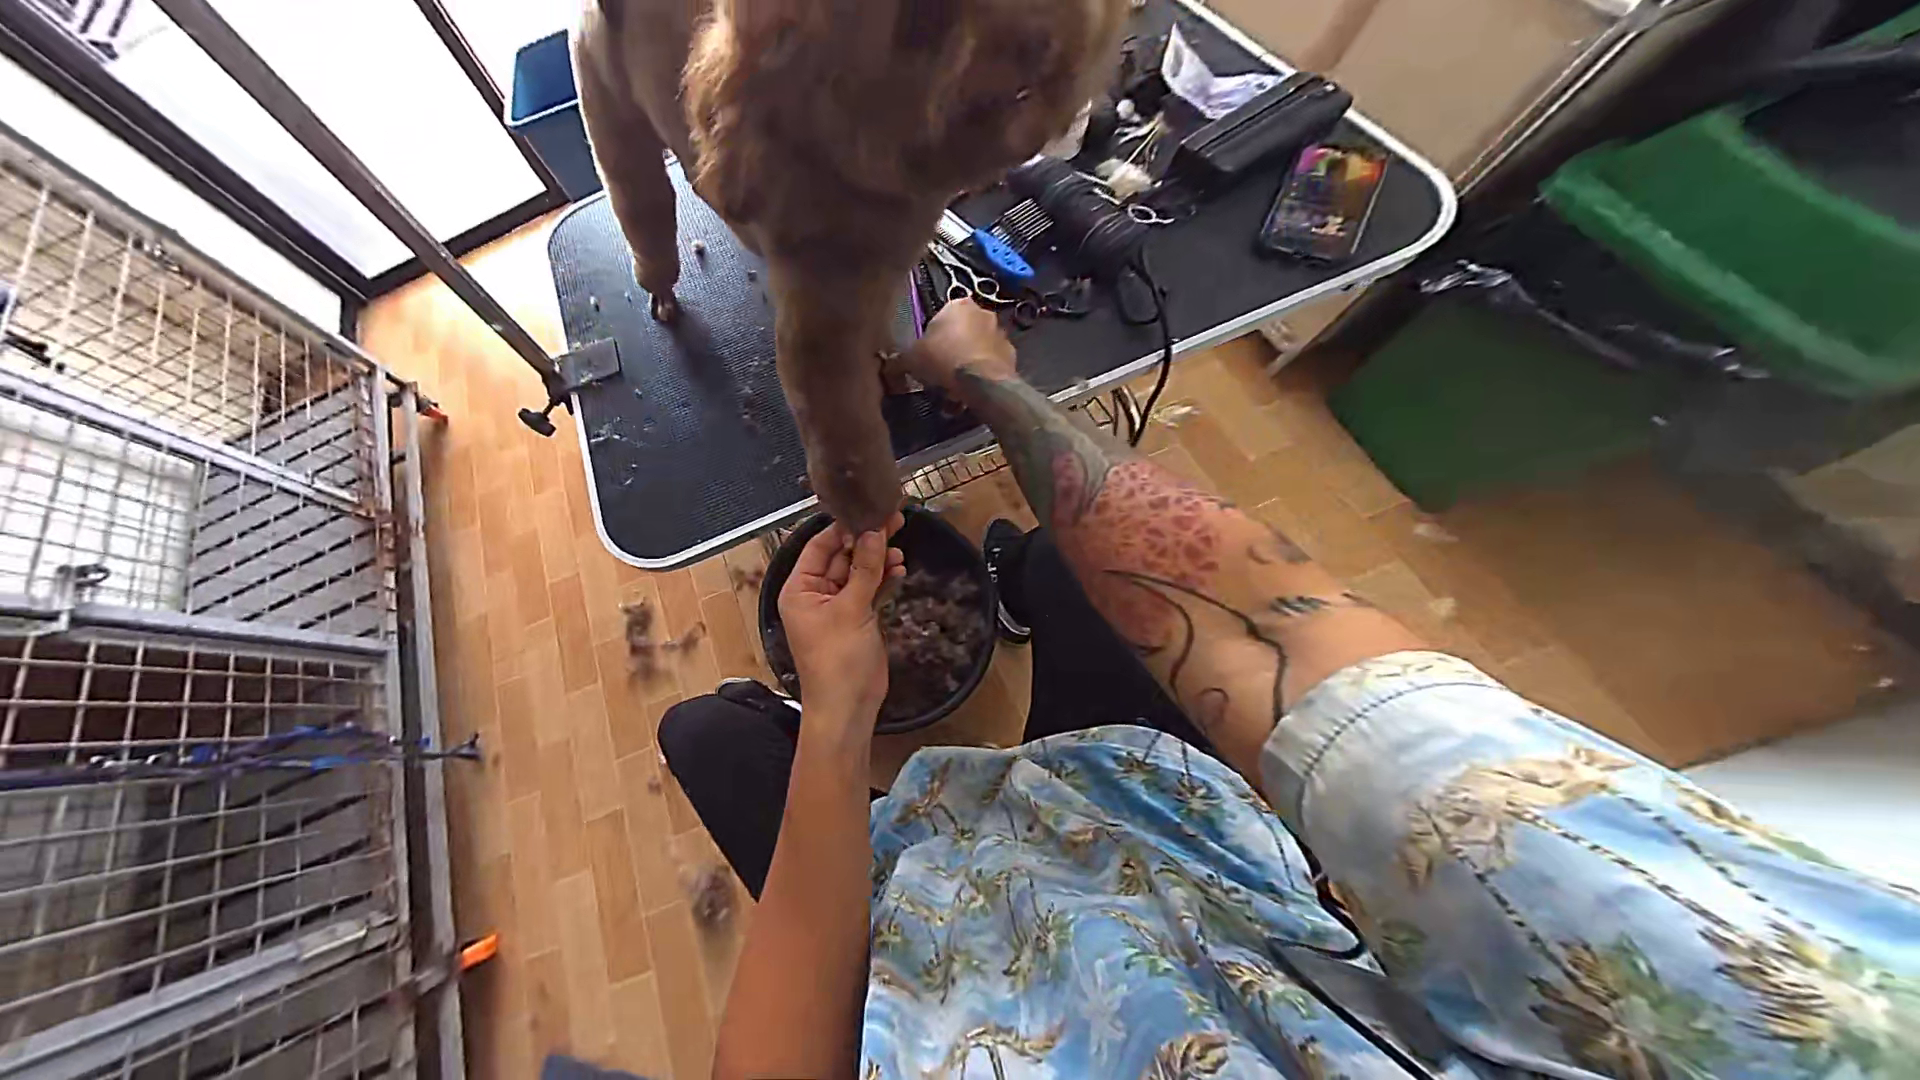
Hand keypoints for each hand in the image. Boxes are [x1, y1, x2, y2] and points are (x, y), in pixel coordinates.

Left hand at [778, 513, 906, 730]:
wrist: (848, 707)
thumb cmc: (838, 660)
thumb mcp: (851, 609)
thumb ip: (864, 568)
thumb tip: (874, 531)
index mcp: (800, 589)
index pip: (820, 546)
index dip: (845, 528)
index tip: (871, 512)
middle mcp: (816, 594)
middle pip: (842, 556)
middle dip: (867, 542)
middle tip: (895, 521)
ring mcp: (838, 607)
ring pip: (859, 572)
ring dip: (878, 561)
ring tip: (899, 550)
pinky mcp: (858, 619)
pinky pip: (869, 590)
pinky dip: (883, 579)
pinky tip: (899, 569)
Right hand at [893, 299, 1016, 393]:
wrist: (981, 381)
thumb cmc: (943, 360)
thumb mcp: (911, 359)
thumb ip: (900, 359)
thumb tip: (887, 365)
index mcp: (958, 304)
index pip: (942, 316)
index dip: (932, 338)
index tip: (928, 355)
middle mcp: (983, 312)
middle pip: (962, 332)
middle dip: (952, 351)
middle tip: (940, 373)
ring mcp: (1001, 333)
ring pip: (978, 349)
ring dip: (968, 364)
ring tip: (955, 389)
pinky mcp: (1012, 355)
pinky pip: (991, 365)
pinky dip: (982, 375)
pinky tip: (972, 392)